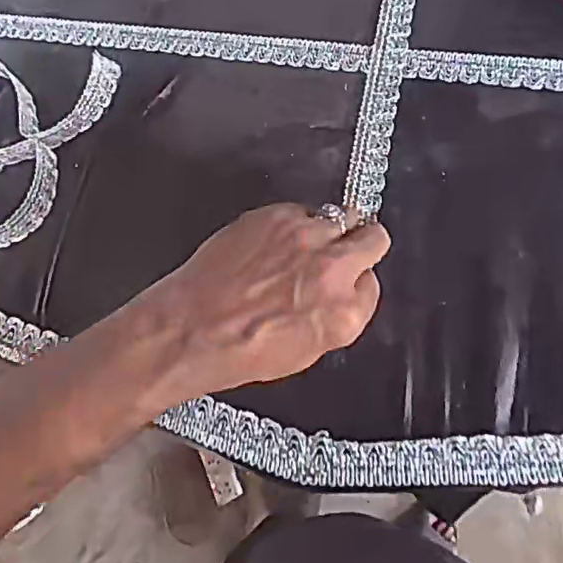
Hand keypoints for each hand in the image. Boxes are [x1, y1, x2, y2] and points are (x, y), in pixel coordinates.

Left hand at [113, 203, 389, 403]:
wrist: (191, 328)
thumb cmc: (237, 348)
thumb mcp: (304, 351)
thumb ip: (335, 316)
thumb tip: (342, 295)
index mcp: (344, 314)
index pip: (372, 283)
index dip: (355, 280)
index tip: (344, 280)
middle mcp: (331, 270)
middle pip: (372, 238)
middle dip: (358, 244)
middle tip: (337, 253)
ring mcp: (304, 238)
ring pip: (338, 217)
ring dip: (323, 232)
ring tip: (292, 252)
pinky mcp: (276, 216)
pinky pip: (300, 211)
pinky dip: (290, 224)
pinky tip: (266, 246)